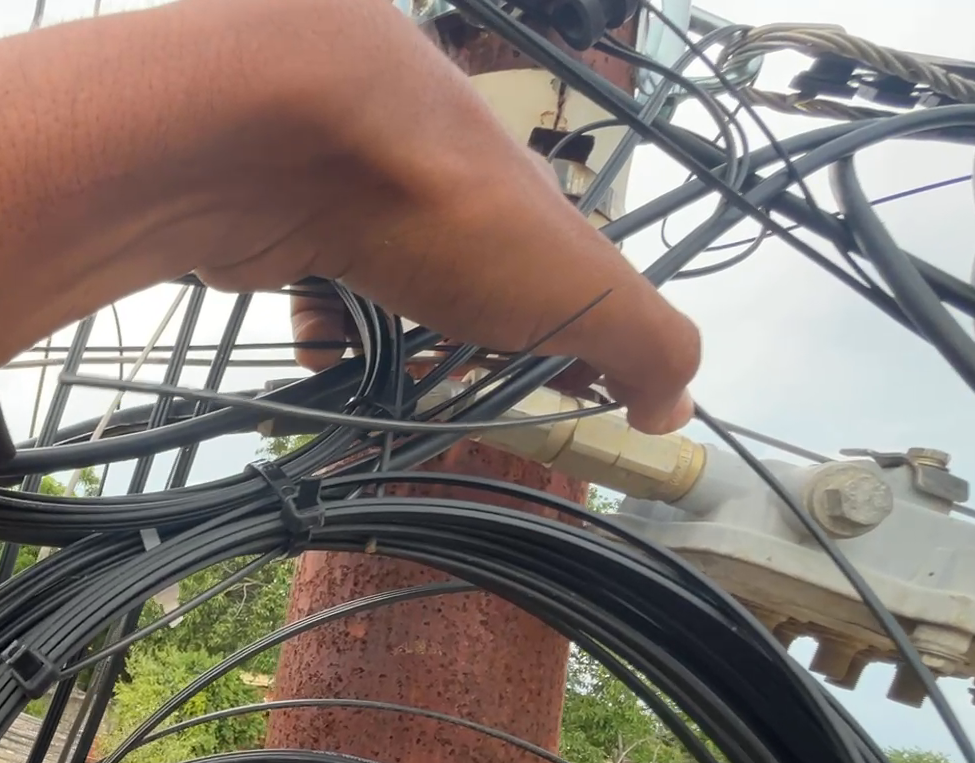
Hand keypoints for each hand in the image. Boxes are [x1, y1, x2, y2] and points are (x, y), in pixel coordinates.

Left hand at [0, 0, 697, 431]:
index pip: (556, 295)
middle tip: (433, 399)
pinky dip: (317, 327)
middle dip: (446, 362)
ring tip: (365, 371)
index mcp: (526, 218)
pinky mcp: (298, 230)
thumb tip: (676, 408)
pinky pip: (313, 295)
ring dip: (375, 352)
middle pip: (459, 306)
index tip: (536, 402)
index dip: (552, 354)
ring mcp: (368, 212)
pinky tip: (316, 336)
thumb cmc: (453, 219)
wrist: (306, 143)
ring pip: (380, 307)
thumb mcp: (582, 288)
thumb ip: (645, 343)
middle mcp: (450, 208)